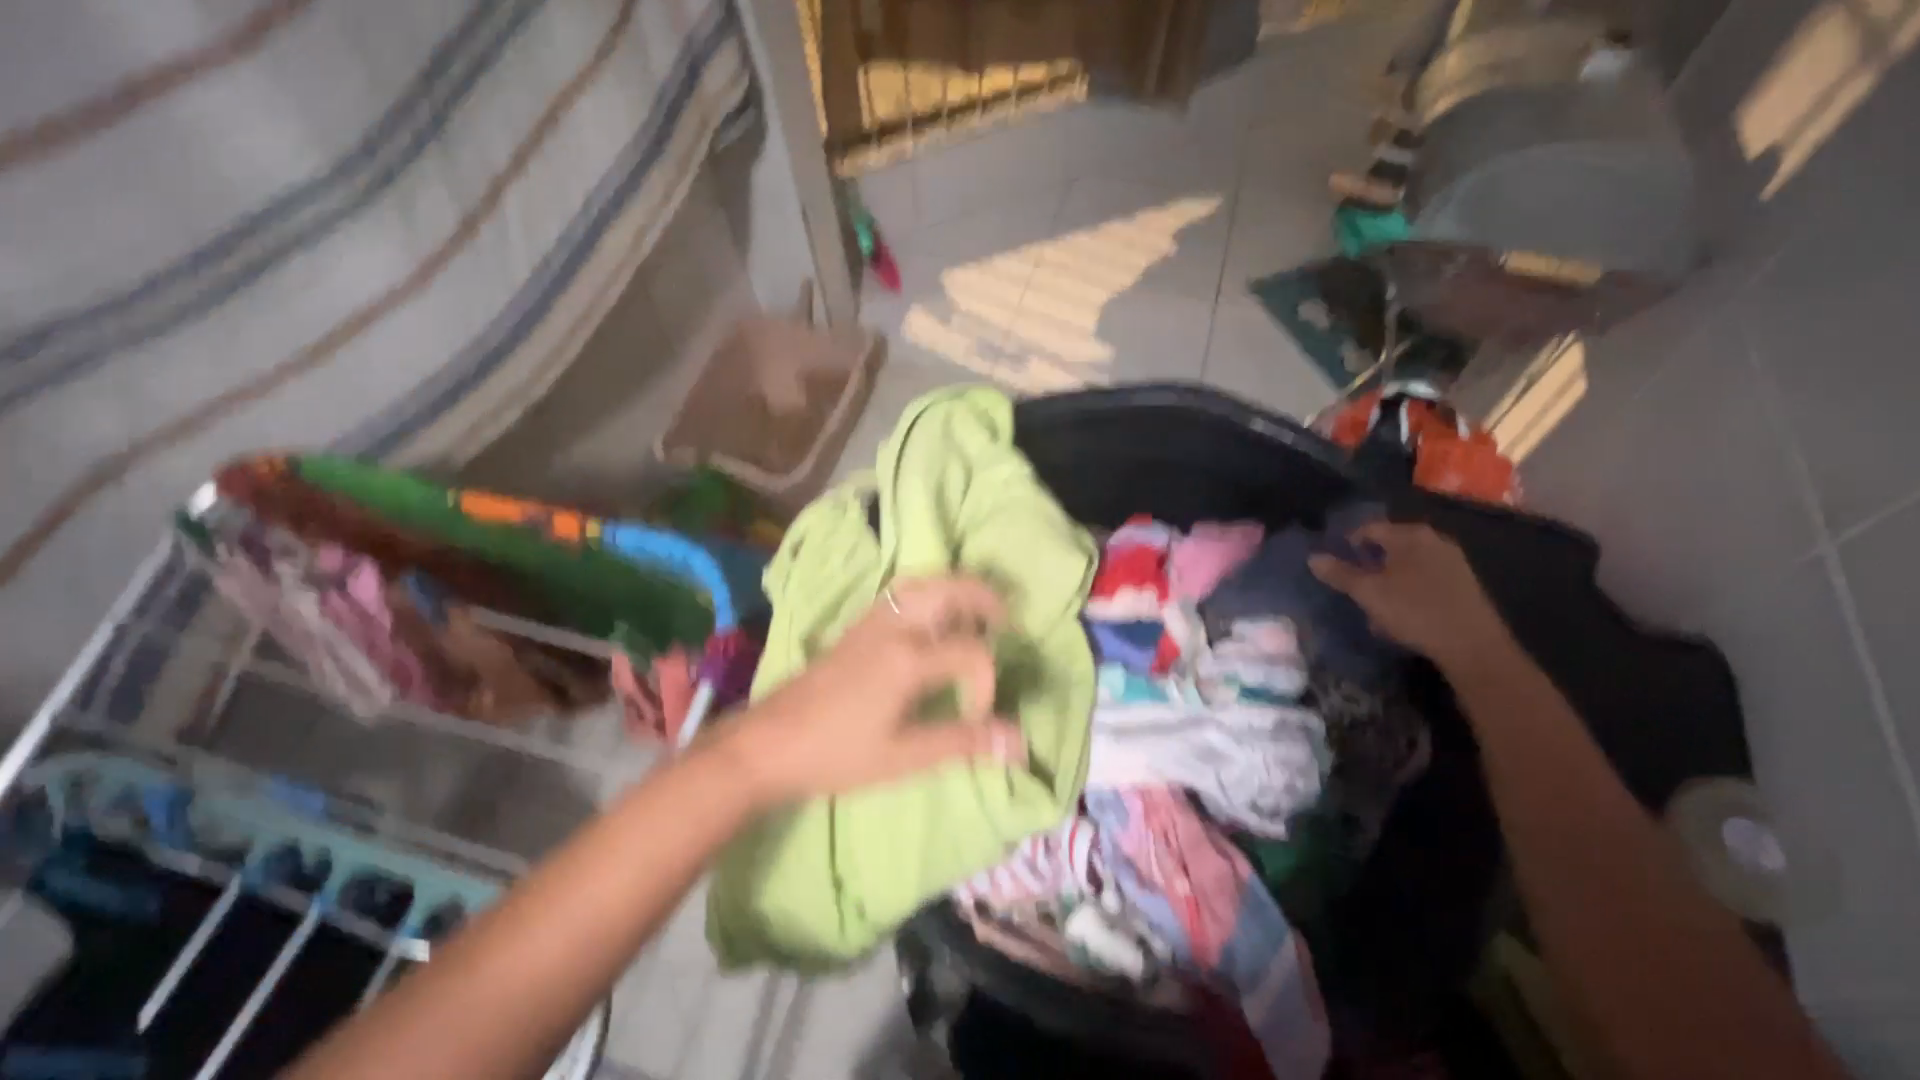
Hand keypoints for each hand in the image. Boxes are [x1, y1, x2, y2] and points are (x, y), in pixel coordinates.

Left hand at [712, 576, 1026, 804]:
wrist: (766, 744)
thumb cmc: (836, 755)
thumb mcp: (904, 757)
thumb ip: (962, 743)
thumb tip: (1018, 742)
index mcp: (907, 659)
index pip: (971, 651)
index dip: (988, 683)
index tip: (978, 717)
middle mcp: (891, 629)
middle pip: (948, 589)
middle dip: (983, 598)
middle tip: (1005, 621)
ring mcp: (869, 624)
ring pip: (921, 585)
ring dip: (954, 591)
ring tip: (973, 616)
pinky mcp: (853, 630)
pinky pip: (900, 596)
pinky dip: (928, 597)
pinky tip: (931, 625)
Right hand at [1308, 522, 1514, 672]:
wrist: (1472, 643)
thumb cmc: (1414, 611)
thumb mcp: (1369, 594)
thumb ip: (1340, 574)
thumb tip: (1312, 557)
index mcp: (1409, 535)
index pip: (1369, 529)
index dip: (1348, 545)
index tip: (1336, 567)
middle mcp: (1434, 539)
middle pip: (1391, 545)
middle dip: (1370, 564)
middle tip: (1356, 588)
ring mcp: (1453, 560)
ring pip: (1409, 563)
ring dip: (1390, 579)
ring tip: (1377, 605)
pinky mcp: (1464, 582)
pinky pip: (1427, 577)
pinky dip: (1410, 589)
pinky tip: (1404, 613)